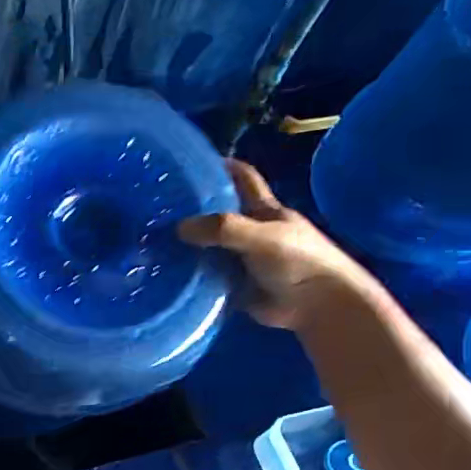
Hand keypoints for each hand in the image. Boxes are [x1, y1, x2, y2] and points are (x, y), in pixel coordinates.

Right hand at [177, 159, 381, 330]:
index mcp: (265, 210)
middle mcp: (251, 231)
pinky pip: (207, 276)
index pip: (243, 179)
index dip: (222, 167)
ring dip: (187, 244)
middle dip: (193, 208)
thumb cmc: (299, 262)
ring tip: (153, 239)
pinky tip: (165, 271)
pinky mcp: (235, 285)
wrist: (317, 306)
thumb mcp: (262, 237)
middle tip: (158, 206)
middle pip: (219, 212)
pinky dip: (189, 274)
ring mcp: (242, 259)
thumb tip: (178, 226)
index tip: (192, 162)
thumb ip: (222, 229)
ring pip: (209, 246)